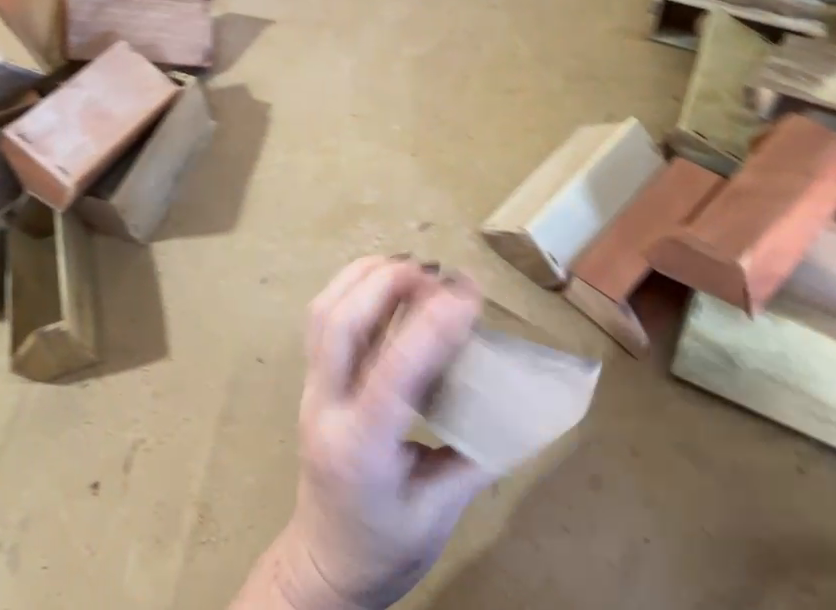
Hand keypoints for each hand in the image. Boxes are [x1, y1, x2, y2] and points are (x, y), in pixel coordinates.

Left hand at [239, 257, 493, 609]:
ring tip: (413, 267)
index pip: (392, 373)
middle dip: (385, 284)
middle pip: (338, 324)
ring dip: (364, 278)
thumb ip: (476, 455)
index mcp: (360, 449)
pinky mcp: (313, 384)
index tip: (468, 293)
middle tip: (437, 272)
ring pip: (323, 314)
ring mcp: (311, 392)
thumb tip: (523, 405)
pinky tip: (386, 284)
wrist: (323, 568)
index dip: (431, 327)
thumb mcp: (439, 514)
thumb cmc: (384, 549)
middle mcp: (325, 409)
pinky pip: (323, 322)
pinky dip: (352, 289)